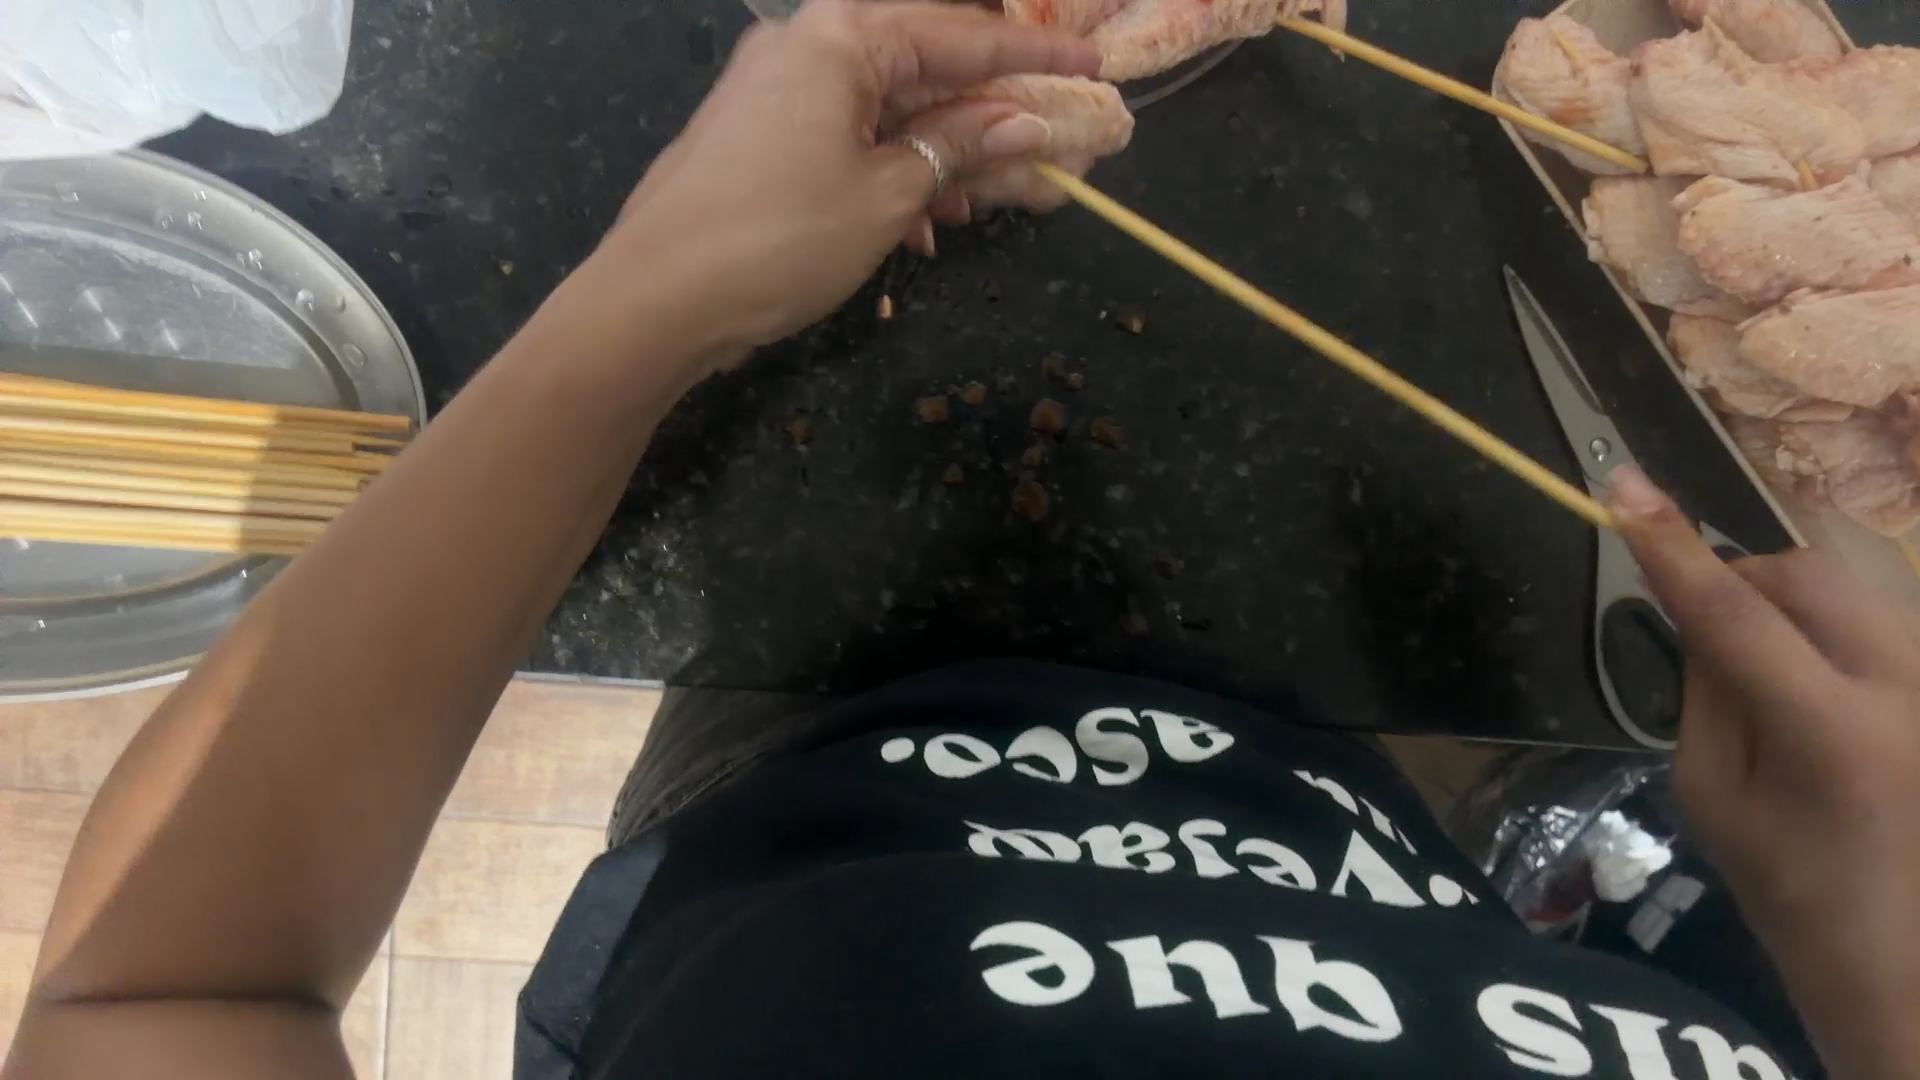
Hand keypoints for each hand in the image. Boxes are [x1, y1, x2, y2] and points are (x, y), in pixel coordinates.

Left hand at [589, 0, 1098, 367]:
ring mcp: (778, 99)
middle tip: (1045, 152)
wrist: (659, 299)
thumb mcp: (885, 196)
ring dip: (940, 160)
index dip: (1030, 60)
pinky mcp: (764, 146)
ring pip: (886, 118)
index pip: (957, 36)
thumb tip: (1025, 124)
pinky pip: (848, 149)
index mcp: (839, 39)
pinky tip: (920, 227)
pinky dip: (890, 181)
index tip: (1092, 68)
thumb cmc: (780, 239)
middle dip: (986, 119)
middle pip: (921, 74)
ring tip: (986, 204)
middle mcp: (805, 50)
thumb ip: (958, 150)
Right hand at [1610, 467, 1919, 1079]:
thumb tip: (1695, 611)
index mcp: (1830, 731)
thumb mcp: (1706, 785)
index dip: (1667, 542)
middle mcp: (1917, 694)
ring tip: (1773, 670)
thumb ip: (1705, 688)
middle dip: (1740, 574)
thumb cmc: (1786, 882)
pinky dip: (1830, 630)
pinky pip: (1885, 622)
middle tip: (1708, 628)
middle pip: (1807, 573)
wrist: (1914, 955)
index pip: (1728, 608)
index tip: (1622, 486)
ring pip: (1855, 587)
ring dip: (1787, 602)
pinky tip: (1824, 687)